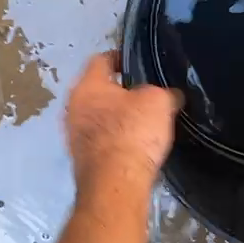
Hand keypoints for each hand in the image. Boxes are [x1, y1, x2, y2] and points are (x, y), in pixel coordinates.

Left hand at [63, 54, 179, 190]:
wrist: (115, 184)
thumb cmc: (133, 133)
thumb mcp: (159, 103)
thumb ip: (164, 93)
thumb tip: (170, 96)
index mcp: (87, 85)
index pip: (101, 59)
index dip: (122, 58)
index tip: (139, 63)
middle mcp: (73, 107)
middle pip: (98, 90)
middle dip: (121, 91)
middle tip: (146, 95)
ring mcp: (74, 135)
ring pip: (98, 116)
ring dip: (117, 118)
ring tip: (144, 122)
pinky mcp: (81, 159)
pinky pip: (100, 140)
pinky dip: (115, 139)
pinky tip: (134, 146)